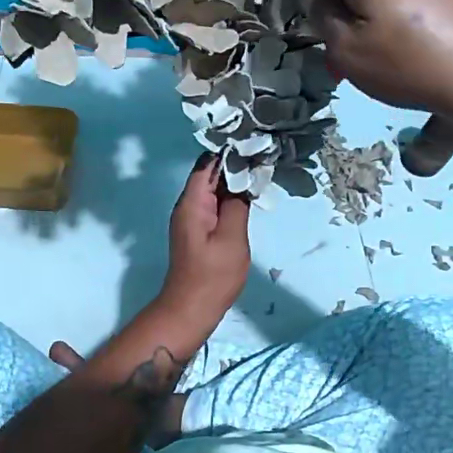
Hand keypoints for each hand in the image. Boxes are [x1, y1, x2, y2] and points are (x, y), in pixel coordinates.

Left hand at [159, 154, 250, 321]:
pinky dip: (231, 196)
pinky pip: (215, 204)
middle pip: (210, 174)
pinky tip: (250, 195)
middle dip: (235, 163)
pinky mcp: (200, 230)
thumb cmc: (212, 275)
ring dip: (235, 180)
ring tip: (262, 169)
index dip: (229, 151)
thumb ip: (237, 205)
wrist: (192, 308)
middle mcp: (188, 205)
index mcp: (192, 203)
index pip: (208, 163)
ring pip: (214, 189)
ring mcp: (193, 218)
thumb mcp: (231, 238)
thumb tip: (243, 181)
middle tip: (264, 153)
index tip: (254, 143)